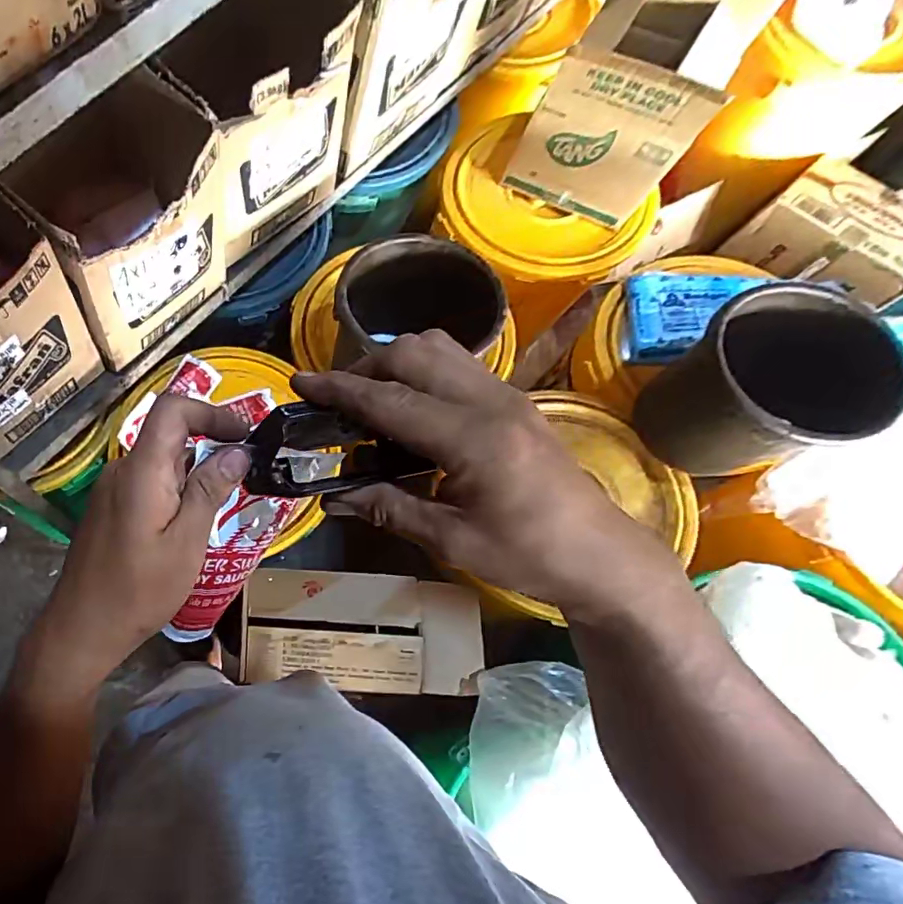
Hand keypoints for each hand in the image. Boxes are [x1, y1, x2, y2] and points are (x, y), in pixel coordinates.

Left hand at [25, 395, 251, 687]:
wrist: (82, 627)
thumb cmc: (138, 592)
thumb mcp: (186, 543)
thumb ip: (209, 491)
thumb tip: (237, 452)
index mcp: (142, 471)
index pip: (172, 409)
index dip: (212, 411)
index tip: (245, 434)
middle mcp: (122, 470)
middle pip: (168, 433)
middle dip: (211, 442)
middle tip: (246, 471)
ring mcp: (111, 489)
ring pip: (160, 460)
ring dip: (195, 468)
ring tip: (225, 500)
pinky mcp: (109, 509)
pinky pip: (148, 482)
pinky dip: (176, 487)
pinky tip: (191, 520)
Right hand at [293, 331, 683, 623]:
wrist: (601, 555)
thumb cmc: (528, 555)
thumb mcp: (451, 541)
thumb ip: (390, 508)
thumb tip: (334, 498)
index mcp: (473, 438)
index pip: (391, 399)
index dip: (340, 389)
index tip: (300, 381)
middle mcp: (491, 401)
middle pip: (415, 352)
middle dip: (365, 368)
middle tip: (337, 403)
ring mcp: (507, 396)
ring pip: (440, 348)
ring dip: (395, 363)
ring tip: (370, 402)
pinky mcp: (515, 402)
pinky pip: (459, 365)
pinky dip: (422, 373)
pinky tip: (410, 411)